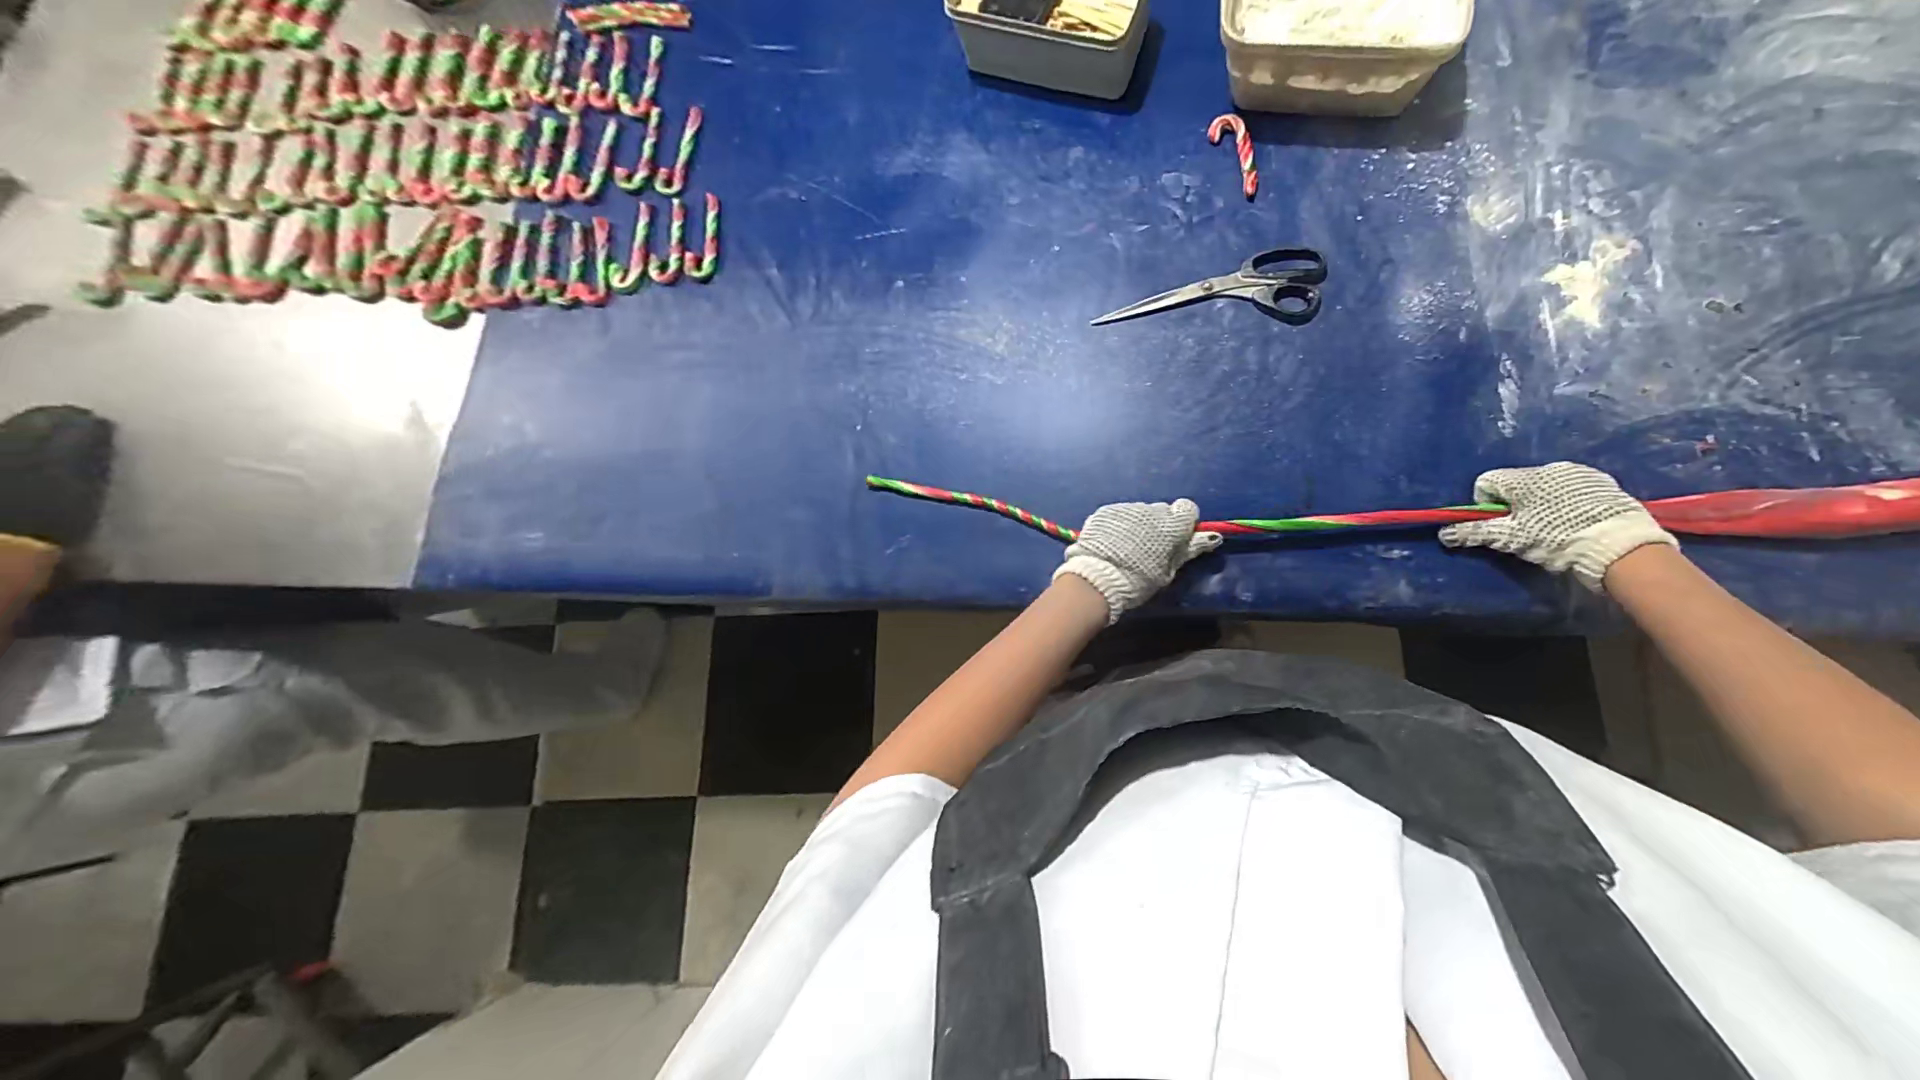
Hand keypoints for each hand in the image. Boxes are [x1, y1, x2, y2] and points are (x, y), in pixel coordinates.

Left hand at [1053, 500, 1221, 623]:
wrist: (1098, 579)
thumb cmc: (1139, 580)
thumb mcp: (1168, 570)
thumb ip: (1189, 550)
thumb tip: (1213, 537)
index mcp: (1172, 524)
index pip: (1187, 509)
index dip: (1183, 524)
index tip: (1176, 539)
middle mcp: (1151, 509)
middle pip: (1161, 512)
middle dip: (1158, 526)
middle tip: (1148, 548)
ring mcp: (1126, 508)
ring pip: (1139, 513)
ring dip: (1137, 525)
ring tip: (1125, 548)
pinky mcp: (1105, 511)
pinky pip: (1118, 515)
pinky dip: (1118, 525)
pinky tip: (1110, 543)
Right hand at [1437, 462, 1675, 591]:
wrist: (1622, 547)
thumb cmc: (1556, 538)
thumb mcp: (1511, 538)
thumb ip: (1474, 532)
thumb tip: (1443, 533)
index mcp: (1524, 478)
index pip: (1487, 482)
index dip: (1487, 505)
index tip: (1501, 524)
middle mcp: (1550, 468)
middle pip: (1516, 484)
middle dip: (1515, 504)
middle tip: (1527, 529)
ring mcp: (1579, 474)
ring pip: (1543, 487)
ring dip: (1540, 503)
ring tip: (1554, 527)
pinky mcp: (1603, 483)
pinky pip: (1569, 489)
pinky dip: (1565, 502)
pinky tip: (1576, 521)